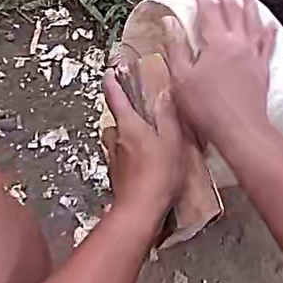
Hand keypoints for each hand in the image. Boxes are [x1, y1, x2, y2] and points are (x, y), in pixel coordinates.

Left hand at [102, 64, 184, 219]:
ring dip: (126, 134)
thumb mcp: (172, 140)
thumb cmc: (158, 174)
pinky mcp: (117, 175)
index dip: (112, 82)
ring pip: (117, 138)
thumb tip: (164, 92)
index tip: (110, 71)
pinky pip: (121, 155)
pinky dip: (129, 152)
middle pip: (115, 118)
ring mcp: (114, 158)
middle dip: (124, 111)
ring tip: (144, 134)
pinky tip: (144, 159)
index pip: (115, 97)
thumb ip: (168, 115)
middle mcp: (116, 139)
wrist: (140, 212)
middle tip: (138, 107)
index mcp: (128, 125)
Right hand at [164, 0, 276, 150]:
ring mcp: (253, 54)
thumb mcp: (181, 78)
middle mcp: (238, 42)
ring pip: (253, 21)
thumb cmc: (207, 108)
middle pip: (232, 10)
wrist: (239, 129)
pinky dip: (268, 31)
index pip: (208, 11)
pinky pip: (267, 43)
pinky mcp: (262, 68)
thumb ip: (176, 48)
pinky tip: (270, 24)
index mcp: (216, 42)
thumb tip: (169, 24)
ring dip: (249, 3)